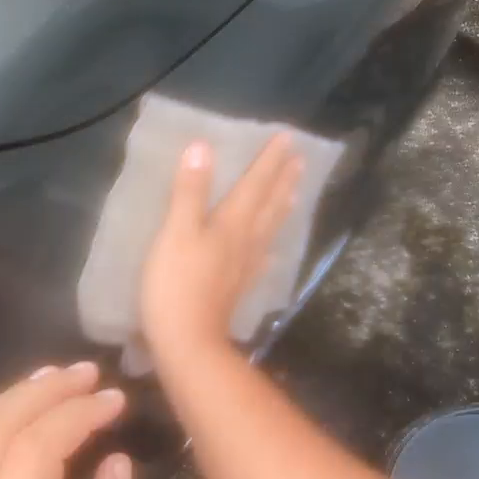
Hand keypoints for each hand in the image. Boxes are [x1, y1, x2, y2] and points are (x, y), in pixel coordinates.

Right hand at [140, 135, 303, 362]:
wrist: (187, 341)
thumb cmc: (176, 284)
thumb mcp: (176, 232)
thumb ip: (189, 191)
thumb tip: (202, 146)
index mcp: (232, 223)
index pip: (255, 184)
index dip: (269, 160)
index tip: (288, 138)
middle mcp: (245, 241)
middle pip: (269, 205)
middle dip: (283, 180)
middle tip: (301, 161)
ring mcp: (244, 267)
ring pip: (269, 230)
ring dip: (282, 208)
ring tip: (295, 193)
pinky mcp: (237, 289)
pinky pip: (259, 261)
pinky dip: (268, 249)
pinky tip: (271, 252)